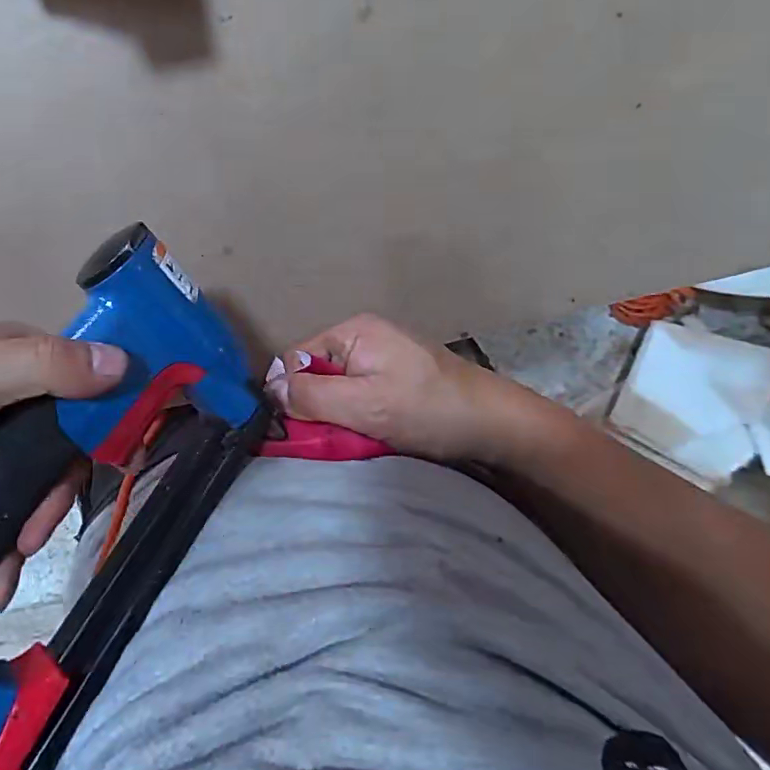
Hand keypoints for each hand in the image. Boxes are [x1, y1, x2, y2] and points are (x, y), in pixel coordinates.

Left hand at [0, 324, 126, 608]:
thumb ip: (42, 365)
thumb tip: (123, 361)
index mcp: (6, 354)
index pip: (80, 369)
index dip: (105, 406)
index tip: (121, 451)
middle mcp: (6, 395)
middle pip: (66, 437)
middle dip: (58, 488)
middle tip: (39, 526)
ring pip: (43, 481)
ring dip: (36, 525)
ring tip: (9, 560)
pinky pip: (15, 511)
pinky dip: (12, 544)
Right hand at [266, 313, 573, 464]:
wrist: (500, 425)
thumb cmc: (430, 410)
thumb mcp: (365, 405)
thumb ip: (313, 396)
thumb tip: (270, 390)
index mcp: (352, 331)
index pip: (297, 359)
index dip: (293, 393)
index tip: (301, 427)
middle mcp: (363, 337)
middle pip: (316, 374)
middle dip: (319, 408)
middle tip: (334, 437)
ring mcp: (382, 357)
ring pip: (337, 390)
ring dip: (340, 416)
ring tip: (357, 438)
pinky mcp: (396, 379)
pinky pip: (359, 396)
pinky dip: (360, 418)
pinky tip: (373, 434)